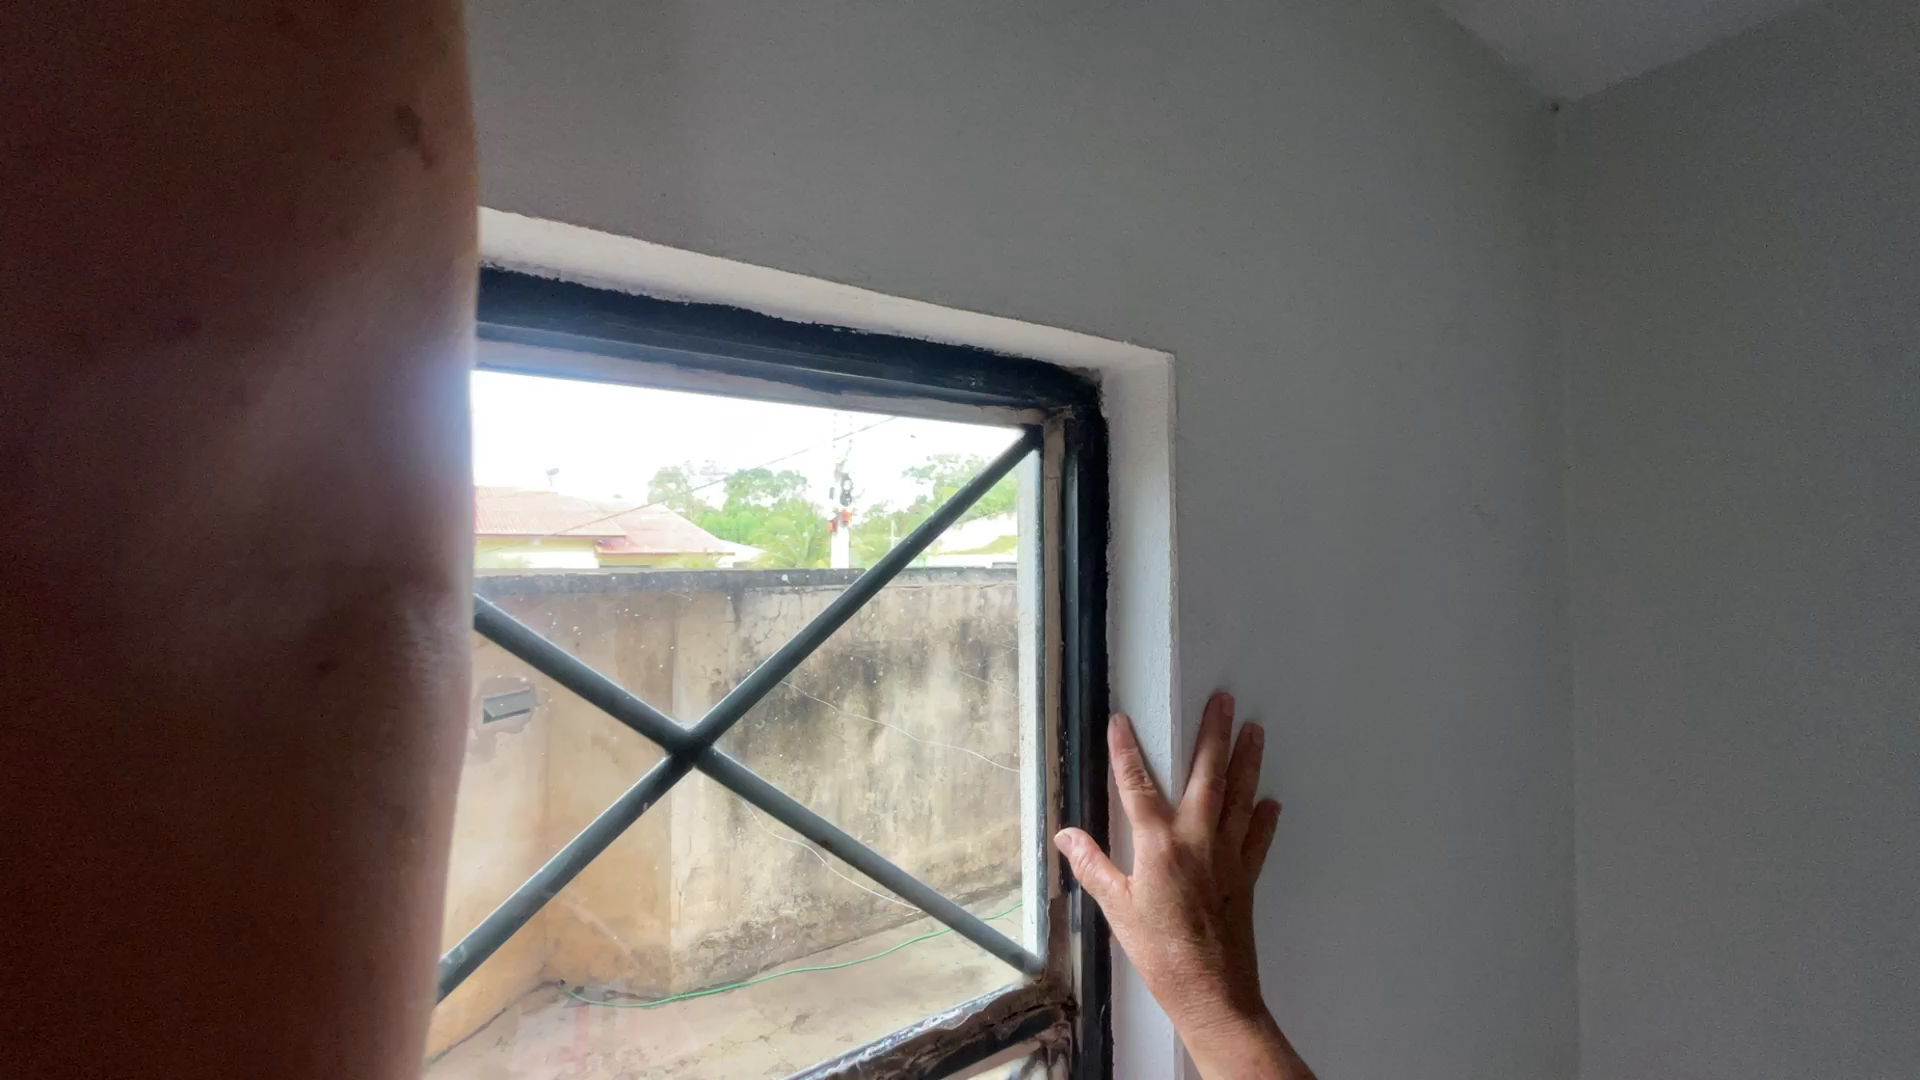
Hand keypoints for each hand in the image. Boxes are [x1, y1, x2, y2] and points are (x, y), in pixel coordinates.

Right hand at [1054, 692, 1314, 1079]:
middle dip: (1214, 734)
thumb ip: (1092, 866)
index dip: (1126, 750)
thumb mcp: (1116, 908)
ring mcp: (1227, 855)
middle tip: (1225, 700)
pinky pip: (1258, 837)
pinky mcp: (1246, 876)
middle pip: (1207, 775)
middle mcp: (1197, 840)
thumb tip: (1065, 836)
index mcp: (1159, 844)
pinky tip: (1271, 799)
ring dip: (1247, 760)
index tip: (1121, 720)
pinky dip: (1265, 817)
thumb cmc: (1160, 952)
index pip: (1136, 784)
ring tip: (1255, 730)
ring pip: (1240, 796)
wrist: (1213, 996)